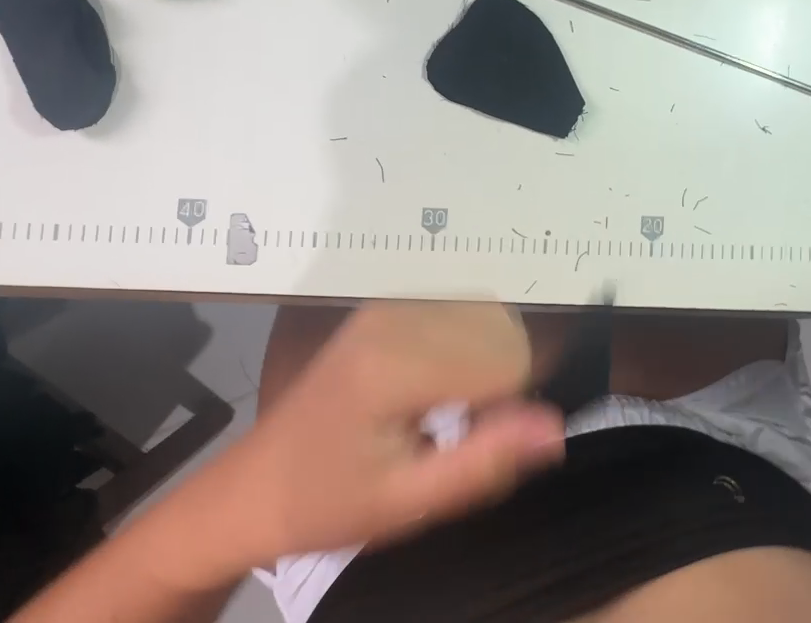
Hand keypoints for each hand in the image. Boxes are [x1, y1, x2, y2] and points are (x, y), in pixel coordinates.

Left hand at [219, 301, 565, 562]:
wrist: (254, 485)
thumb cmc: (327, 504)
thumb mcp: (407, 501)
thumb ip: (484, 460)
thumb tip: (556, 428)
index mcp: (396, 364)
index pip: (508, 358)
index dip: (511, 406)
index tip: (480, 442)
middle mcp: (397, 317)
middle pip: (505, 330)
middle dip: (505, 381)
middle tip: (461, 431)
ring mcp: (392, 305)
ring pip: (492, 316)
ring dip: (493, 361)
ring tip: (451, 411)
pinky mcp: (390, 306)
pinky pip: (466, 312)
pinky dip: (474, 345)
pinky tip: (441, 385)